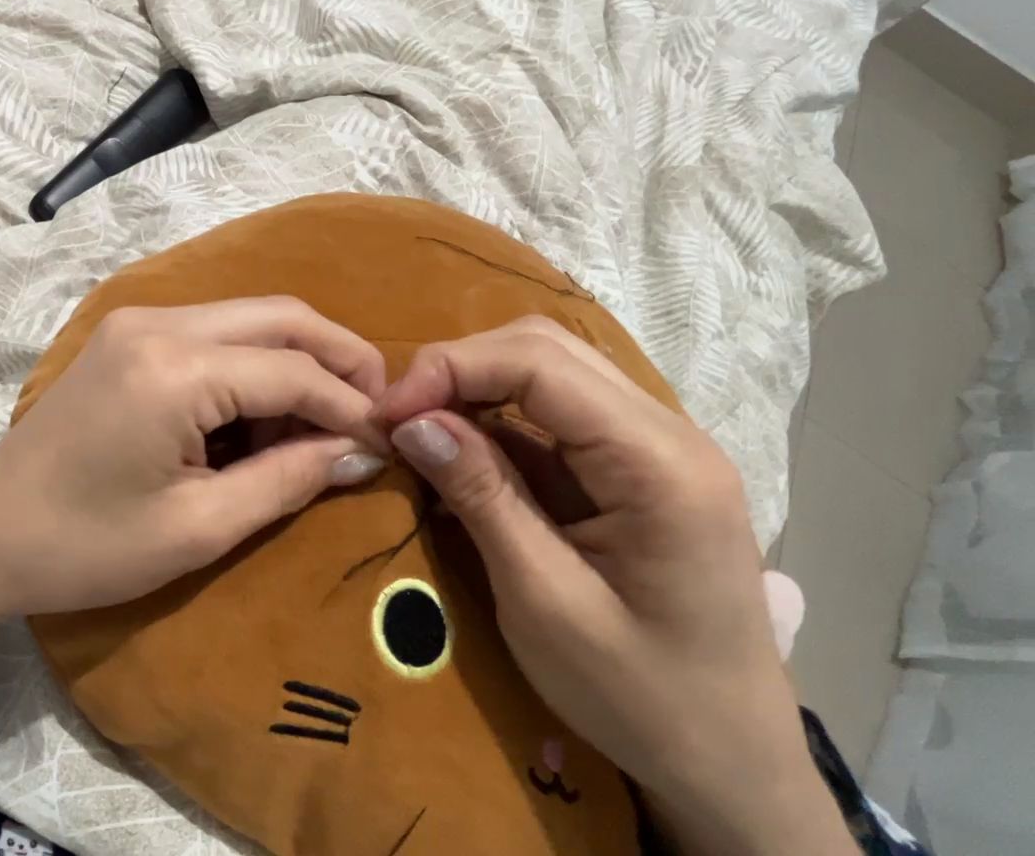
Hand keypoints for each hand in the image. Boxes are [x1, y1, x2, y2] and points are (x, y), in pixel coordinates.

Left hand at [0, 298, 389, 641]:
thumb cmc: (86, 547)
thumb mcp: (199, 527)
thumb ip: (288, 480)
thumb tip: (360, 452)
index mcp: (175, 369)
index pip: (296, 369)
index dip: (354, 406)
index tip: (393, 445)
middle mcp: (157, 323)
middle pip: (279, 317)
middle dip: (338, 359)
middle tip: (376, 416)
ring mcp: (135, 323)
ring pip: (247, 319)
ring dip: (293, 362)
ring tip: (318, 428)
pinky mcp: (123, 338)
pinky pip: (210, 335)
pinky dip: (249, 366)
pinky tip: (260, 417)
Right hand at [375, 316, 854, 855]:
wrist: (727, 761)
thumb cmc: (640, 694)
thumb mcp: (543, 601)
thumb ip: (483, 497)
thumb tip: (412, 421)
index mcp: (660, 464)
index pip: (541, 363)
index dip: (450, 368)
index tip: (385, 414)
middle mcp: (667, 435)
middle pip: (546, 350)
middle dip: (458, 369)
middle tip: (395, 420)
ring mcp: (655, 450)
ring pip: (549, 372)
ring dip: (474, 390)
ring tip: (417, 433)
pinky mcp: (634, 471)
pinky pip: (555, 416)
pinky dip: (495, 422)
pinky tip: (458, 455)